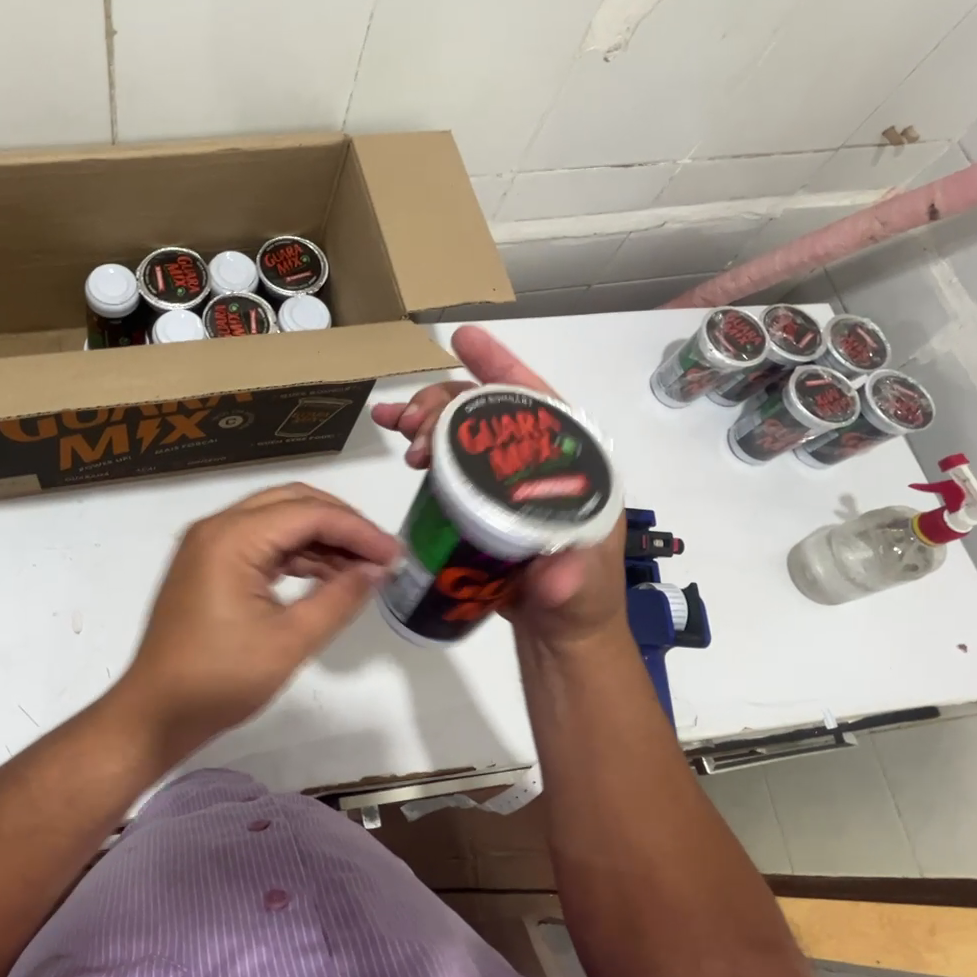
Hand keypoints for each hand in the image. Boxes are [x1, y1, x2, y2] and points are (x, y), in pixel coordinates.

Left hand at [110, 483, 398, 758]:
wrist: (155, 713)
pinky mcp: (206, 566)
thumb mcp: (289, 641)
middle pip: (292, 504)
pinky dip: (294, 555)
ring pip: (276, 522)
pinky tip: (326, 578)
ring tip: (361, 570)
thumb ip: (338, 599)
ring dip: (319, 539)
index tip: (396, 555)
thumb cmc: (220, 680)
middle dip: (341, 524)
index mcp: (231, 538)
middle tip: (381, 555)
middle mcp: (216, 528)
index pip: (308, 513)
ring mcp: (207, 545)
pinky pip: (259, 544)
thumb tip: (376, 570)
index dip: (358, 530)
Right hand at [371, 326, 627, 645]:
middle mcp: (536, 464)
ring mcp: (504, 481)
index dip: (502, 368)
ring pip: (464, 432)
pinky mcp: (479, 501)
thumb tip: (555, 574)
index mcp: (570, 468)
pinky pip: (449, 461)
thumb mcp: (582, 590)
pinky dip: (422, 445)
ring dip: (427, 419)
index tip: (464, 341)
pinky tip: (399, 443)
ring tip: (394, 425)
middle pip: (489, 413)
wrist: (558, 635)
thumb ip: (571, 581)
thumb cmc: (582, 605)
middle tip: (410, 424)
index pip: (538, 405)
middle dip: (446, 403)